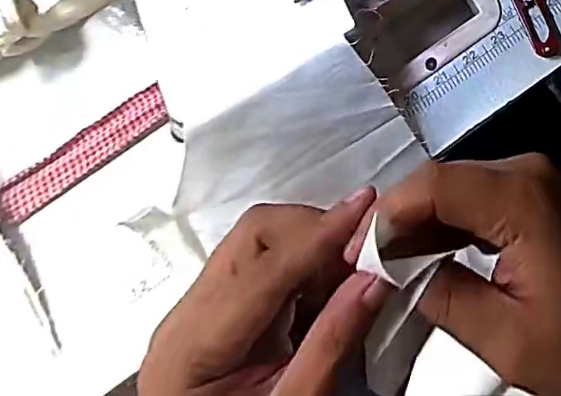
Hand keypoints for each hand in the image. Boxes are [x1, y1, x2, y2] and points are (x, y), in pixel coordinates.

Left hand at [141, 188, 390, 395]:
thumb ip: (331, 344)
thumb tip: (373, 280)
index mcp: (191, 349)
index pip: (264, 268)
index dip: (320, 234)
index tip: (365, 209)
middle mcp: (186, 317)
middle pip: (256, 235)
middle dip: (316, 232)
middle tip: (364, 251)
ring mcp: (201, 306)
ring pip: (263, 236)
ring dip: (314, 244)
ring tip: (350, 275)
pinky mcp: (222, 304)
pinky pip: (267, 255)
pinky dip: (306, 261)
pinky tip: (328, 288)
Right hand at [348, 154, 560, 395]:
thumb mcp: (509, 339)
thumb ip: (445, 296)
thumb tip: (395, 271)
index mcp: (521, 199)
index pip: (435, 183)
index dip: (389, 214)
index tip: (358, 252)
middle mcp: (523, 172)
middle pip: (439, 179)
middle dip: (395, 217)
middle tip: (360, 261)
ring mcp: (527, 179)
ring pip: (451, 186)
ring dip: (414, 221)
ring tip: (380, 262)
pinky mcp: (527, 193)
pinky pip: (470, 197)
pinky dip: (441, 223)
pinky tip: (417, 253)